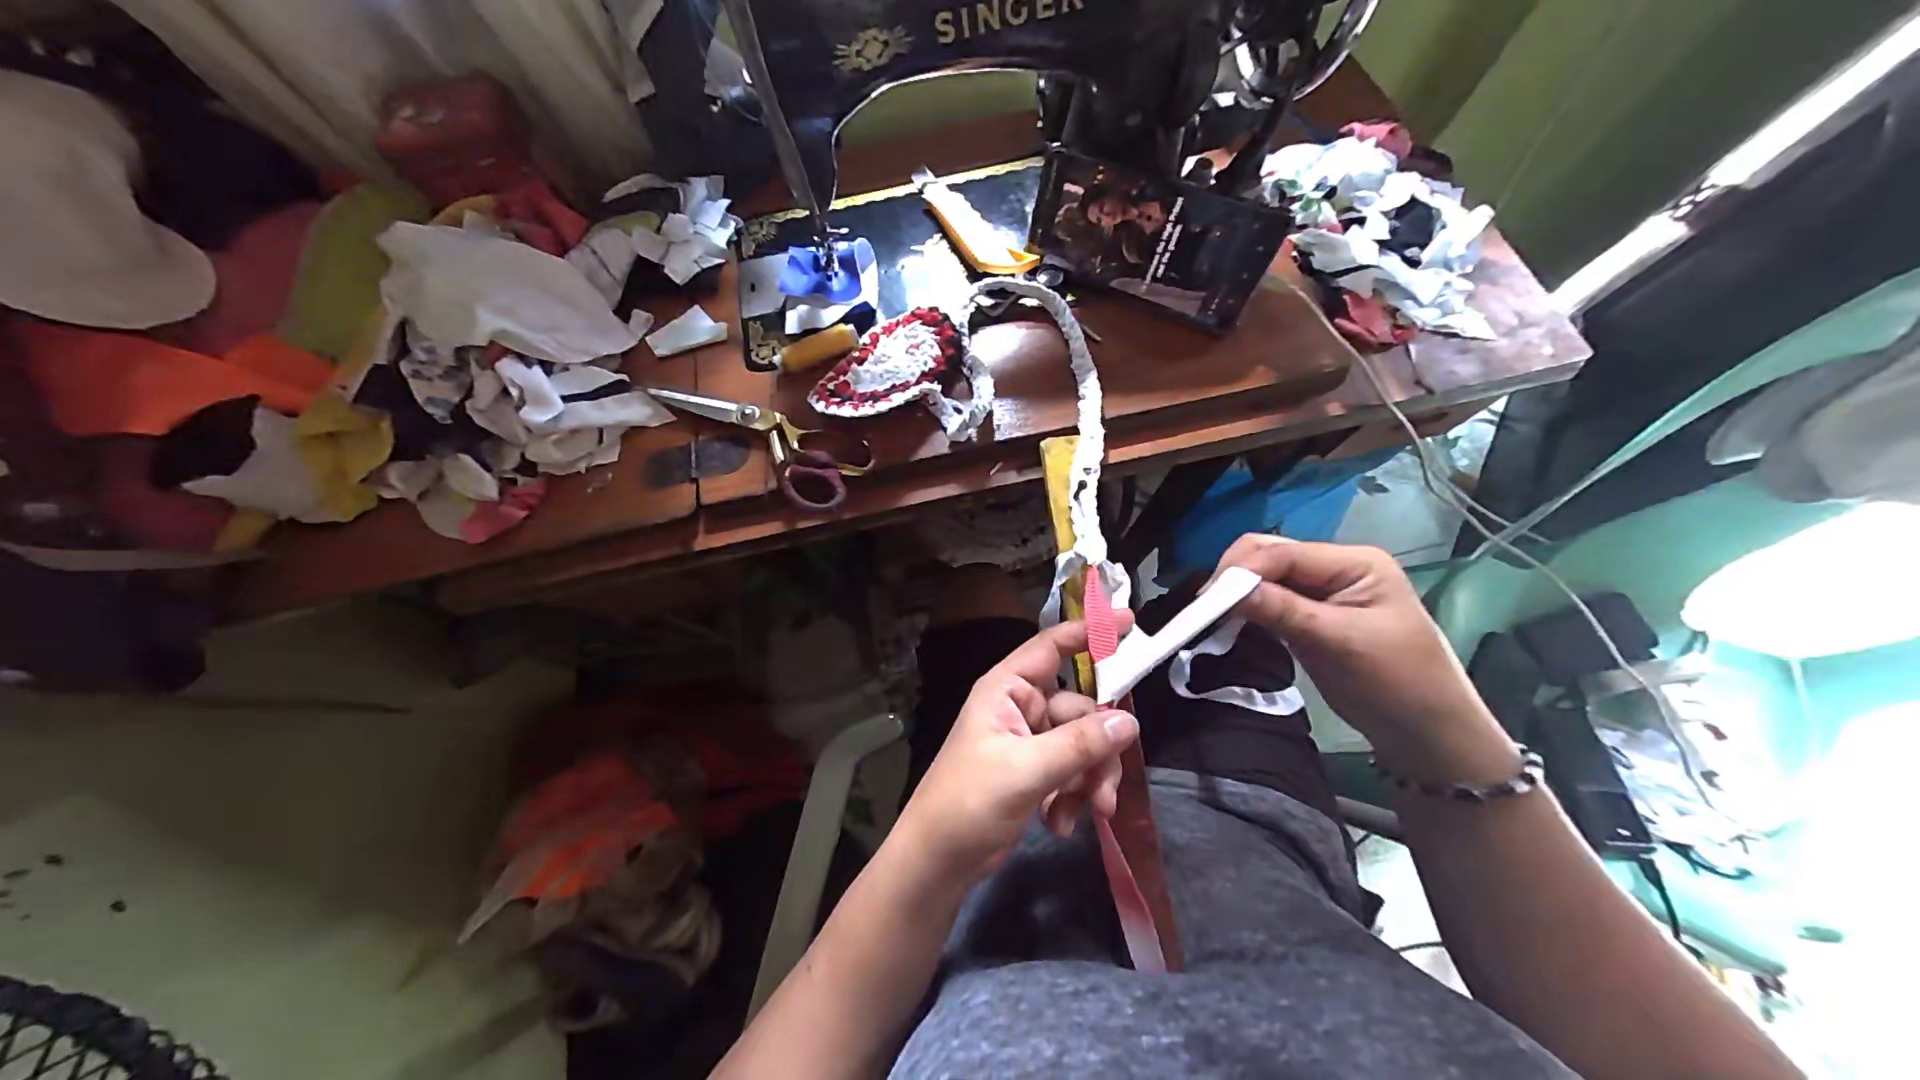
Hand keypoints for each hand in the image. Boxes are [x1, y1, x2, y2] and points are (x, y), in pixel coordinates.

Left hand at [892, 620, 1140, 889]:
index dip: (1090, 632)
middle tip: (1104, 793)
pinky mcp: (1034, 772)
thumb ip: (1079, 744)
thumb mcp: (1026, 771)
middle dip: (1098, 751)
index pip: (1052, 646)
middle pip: (1081, 709)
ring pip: (1083, 744)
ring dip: (1089, 780)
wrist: (938, 860)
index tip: (1131, 622)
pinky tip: (1060, 823)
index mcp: (1007, 689)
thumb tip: (1128, 722)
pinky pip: (1072, 771)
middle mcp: (1020, 708)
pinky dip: (1073, 796)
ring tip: (1086, 813)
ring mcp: (1028, 740)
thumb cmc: (969, 802)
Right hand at [1216, 535, 1517, 782]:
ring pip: (1264, 578)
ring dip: (1237, 594)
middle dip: (1234, 577)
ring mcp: (1322, 592)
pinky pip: (1268, 602)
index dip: (1241, 570)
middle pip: (1269, 556)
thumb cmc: (1397, 683)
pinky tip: (1231, 625)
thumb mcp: (1339, 642)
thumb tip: (1227, 591)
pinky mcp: (1309, 616)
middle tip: (1205, 610)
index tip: (1206, 600)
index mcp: (1354, 561)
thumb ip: (1283, 611)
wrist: (1427, 734)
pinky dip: (1247, 610)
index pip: (1283, 552)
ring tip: (1212, 619)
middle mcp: (1335, 568)